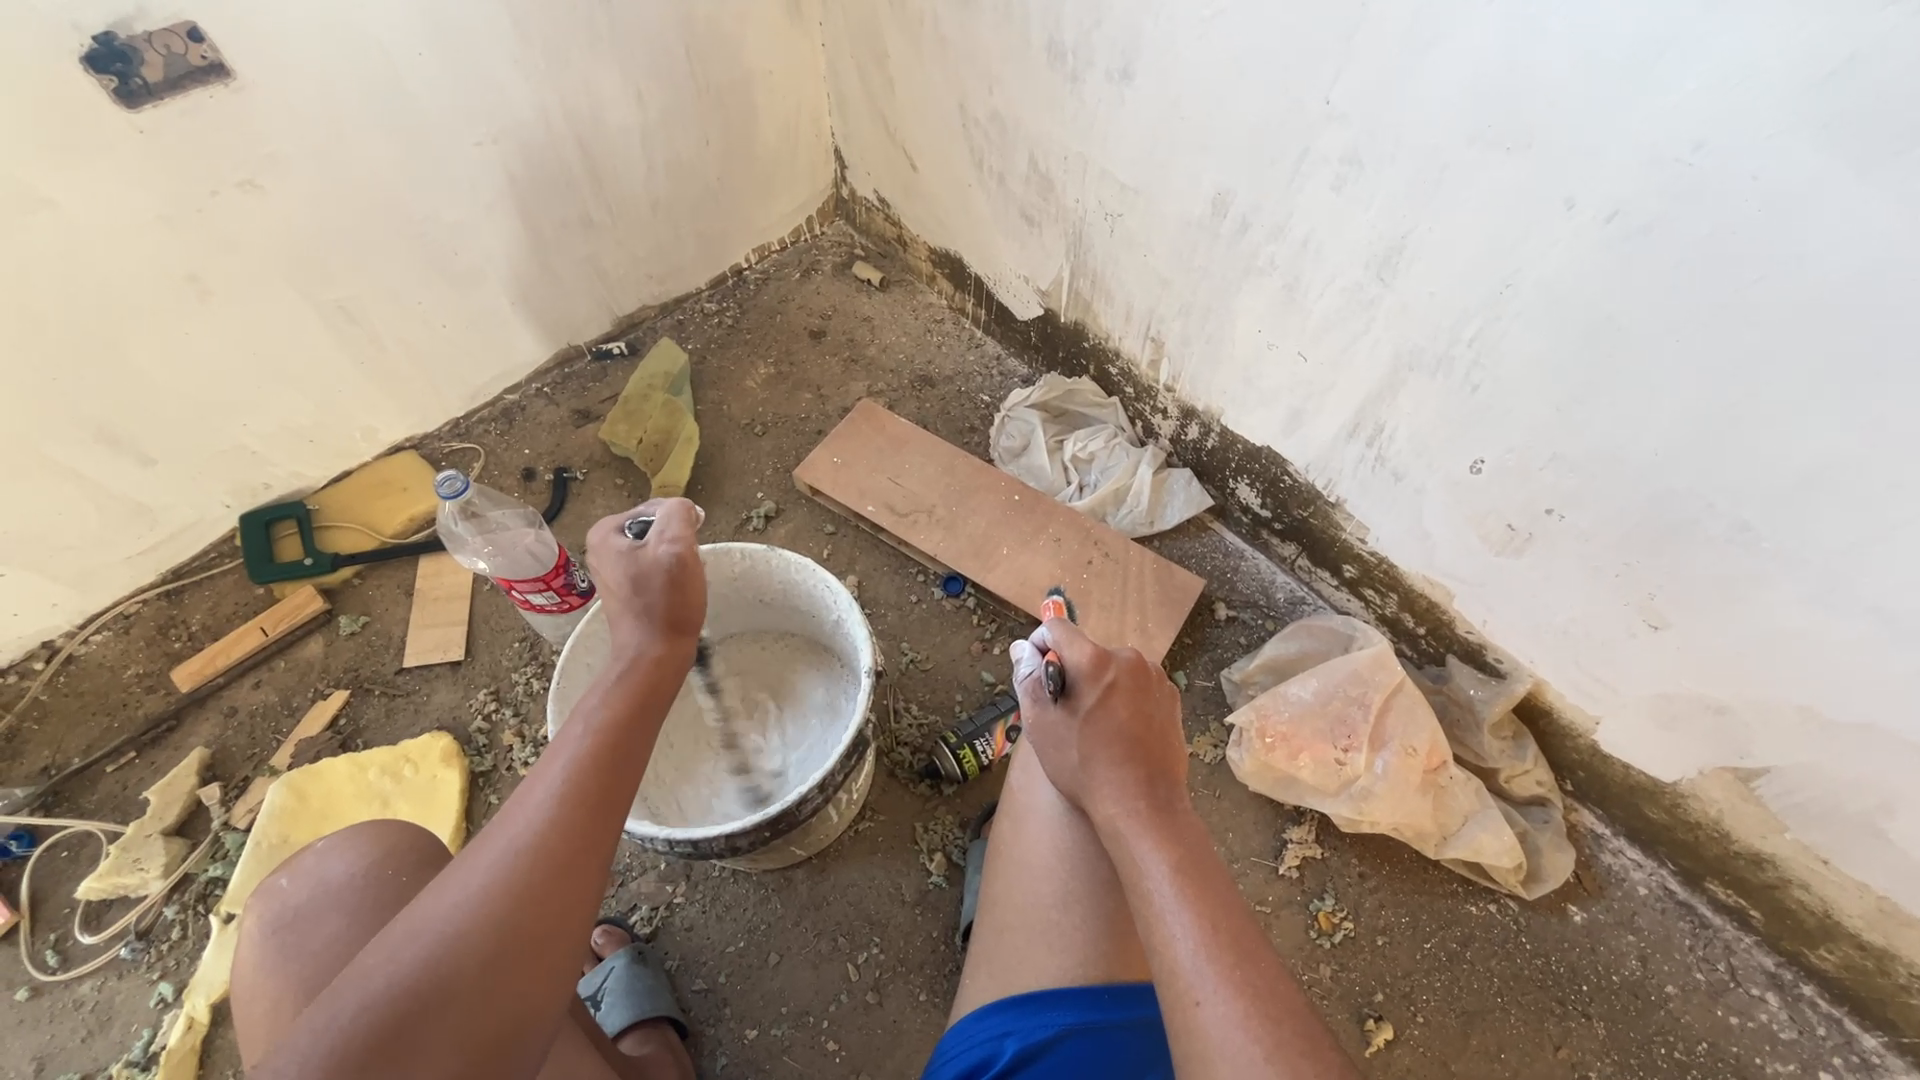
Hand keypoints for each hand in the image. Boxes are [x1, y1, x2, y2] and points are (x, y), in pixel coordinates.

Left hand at [583, 499, 706, 665]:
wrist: (654, 654)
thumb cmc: (664, 600)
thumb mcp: (676, 544)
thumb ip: (678, 512)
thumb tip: (683, 508)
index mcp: (604, 532)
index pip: (657, 509)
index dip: (680, 525)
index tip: (687, 550)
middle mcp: (601, 549)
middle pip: (657, 529)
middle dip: (678, 544)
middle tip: (685, 567)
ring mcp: (612, 572)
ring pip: (660, 550)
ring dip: (678, 562)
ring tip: (682, 583)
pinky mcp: (625, 591)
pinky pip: (655, 570)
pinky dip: (671, 578)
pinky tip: (676, 595)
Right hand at [1009, 620, 1189, 828]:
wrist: (1143, 806)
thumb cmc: (1085, 767)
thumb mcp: (1042, 725)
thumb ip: (1028, 678)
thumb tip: (1023, 648)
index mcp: (1093, 659)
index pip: (1056, 628)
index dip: (1039, 645)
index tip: (1036, 673)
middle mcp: (1127, 658)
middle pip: (1086, 651)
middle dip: (1072, 673)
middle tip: (1068, 714)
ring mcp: (1154, 676)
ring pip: (1112, 668)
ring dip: (1100, 685)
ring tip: (1097, 727)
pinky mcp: (1171, 696)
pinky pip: (1137, 685)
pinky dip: (1125, 698)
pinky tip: (1122, 732)